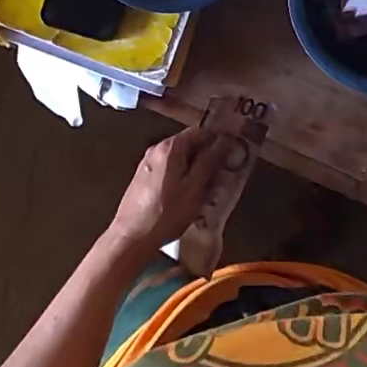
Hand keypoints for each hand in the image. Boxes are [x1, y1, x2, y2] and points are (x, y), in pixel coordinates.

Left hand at [106, 131, 232, 252]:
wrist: (131, 236)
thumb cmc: (166, 213)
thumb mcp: (194, 188)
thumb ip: (210, 162)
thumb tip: (224, 140)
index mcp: (170, 147)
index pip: (200, 131)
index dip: (219, 139)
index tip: (235, 151)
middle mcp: (157, 149)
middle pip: (189, 143)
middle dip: (208, 155)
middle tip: (225, 172)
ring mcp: (148, 162)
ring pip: (180, 157)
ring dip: (196, 167)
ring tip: (210, 186)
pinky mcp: (144, 176)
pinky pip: (170, 168)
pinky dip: (183, 175)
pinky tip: (190, 193)